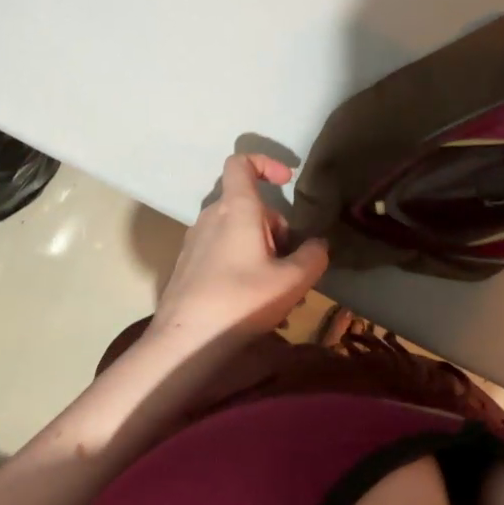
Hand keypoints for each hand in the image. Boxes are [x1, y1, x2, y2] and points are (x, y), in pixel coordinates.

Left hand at [151, 154, 328, 349]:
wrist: (185, 342)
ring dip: (260, 252)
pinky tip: (251, 304)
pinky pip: (221, 252)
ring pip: (236, 232)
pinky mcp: (187, 265)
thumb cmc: (241, 301)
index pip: (241, 162)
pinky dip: (241, 265)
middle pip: (248, 206)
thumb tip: (318, 244)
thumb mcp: (291, 281)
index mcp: (236, 208)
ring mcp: (194, 241)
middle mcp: (211, 216)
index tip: (287, 182)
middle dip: (274, 228)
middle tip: (290, 265)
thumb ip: (312, 257)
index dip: (265, 163)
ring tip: (276, 293)